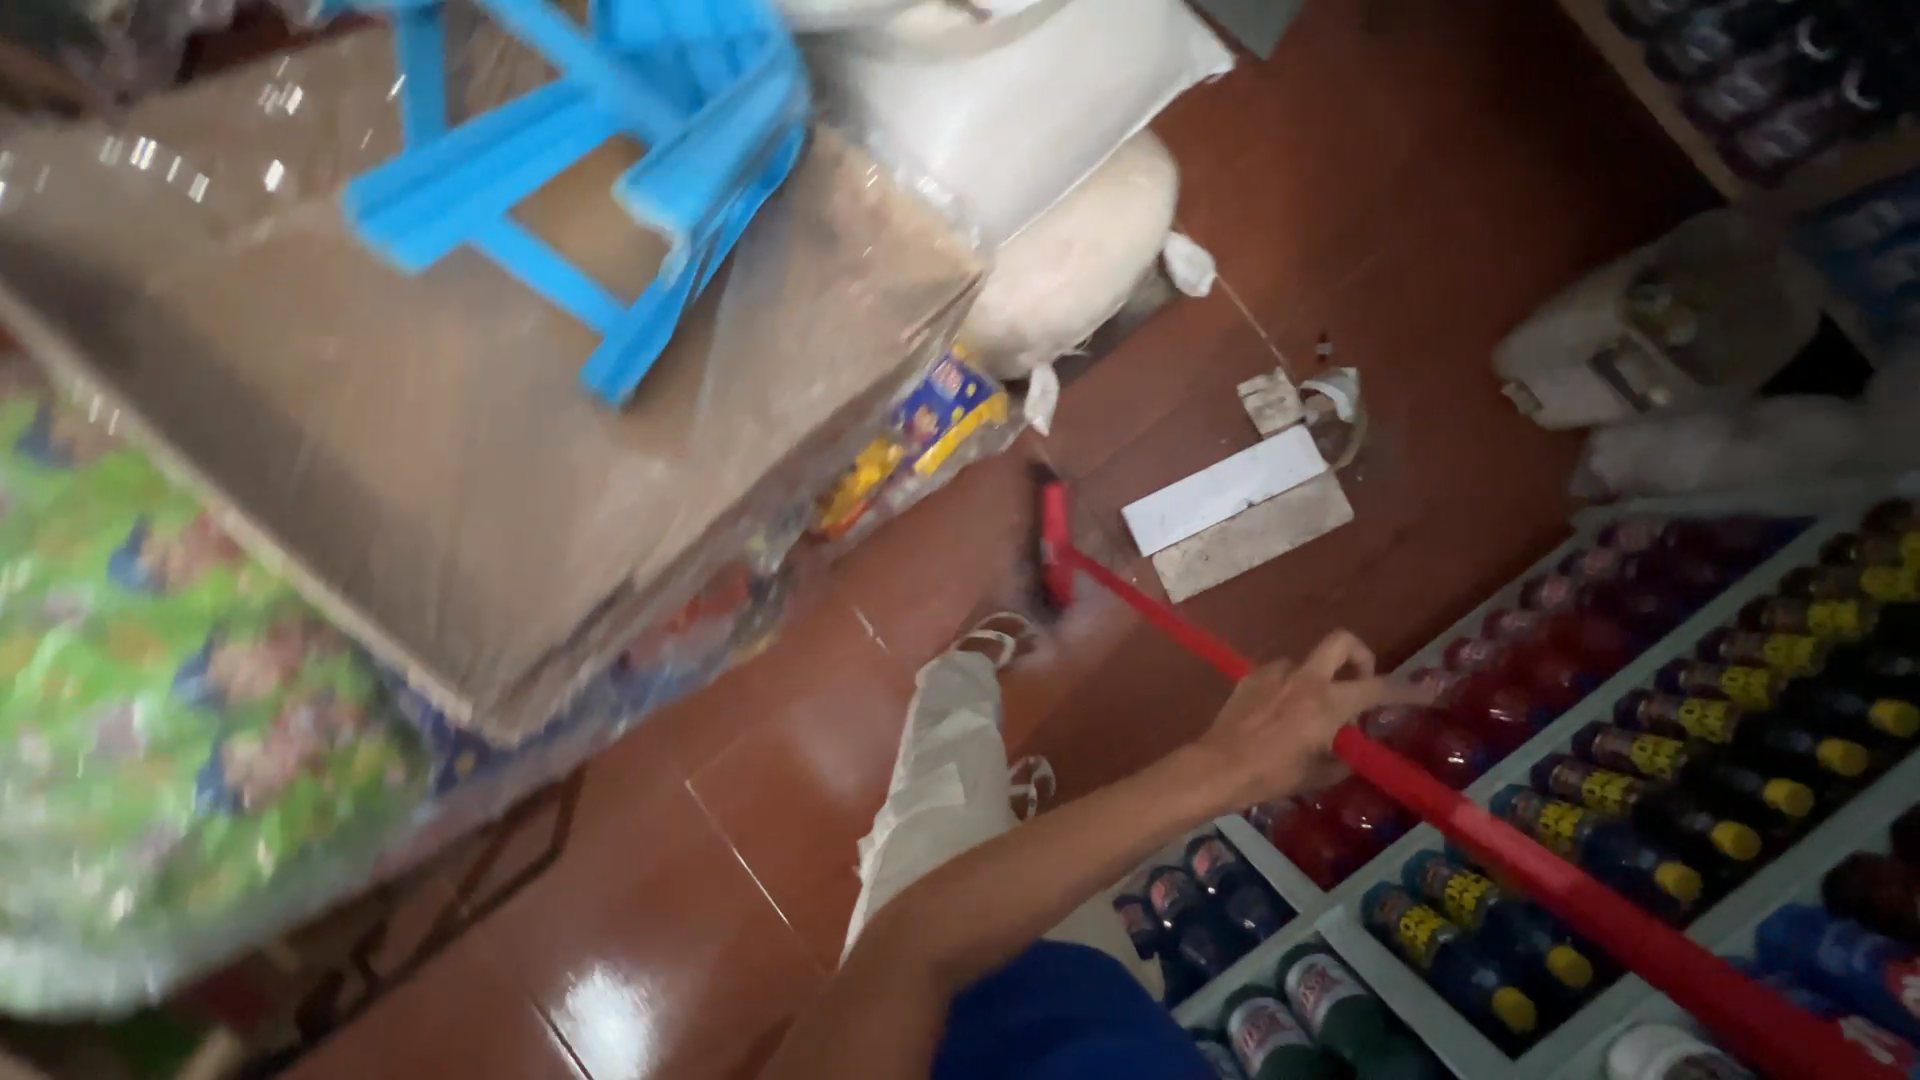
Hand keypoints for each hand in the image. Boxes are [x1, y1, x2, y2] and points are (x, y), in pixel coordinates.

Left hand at [1192, 630, 1431, 809]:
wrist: (1219, 765)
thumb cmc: (1273, 775)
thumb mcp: (1321, 772)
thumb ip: (1345, 753)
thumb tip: (1350, 742)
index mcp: (1328, 702)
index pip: (1379, 687)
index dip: (1408, 689)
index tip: (1428, 691)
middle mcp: (1304, 679)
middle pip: (1341, 641)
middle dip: (1360, 655)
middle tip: (1360, 681)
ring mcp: (1273, 673)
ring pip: (1306, 662)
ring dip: (1317, 678)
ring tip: (1310, 711)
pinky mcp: (1249, 676)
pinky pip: (1280, 673)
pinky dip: (1289, 686)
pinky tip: (1279, 713)